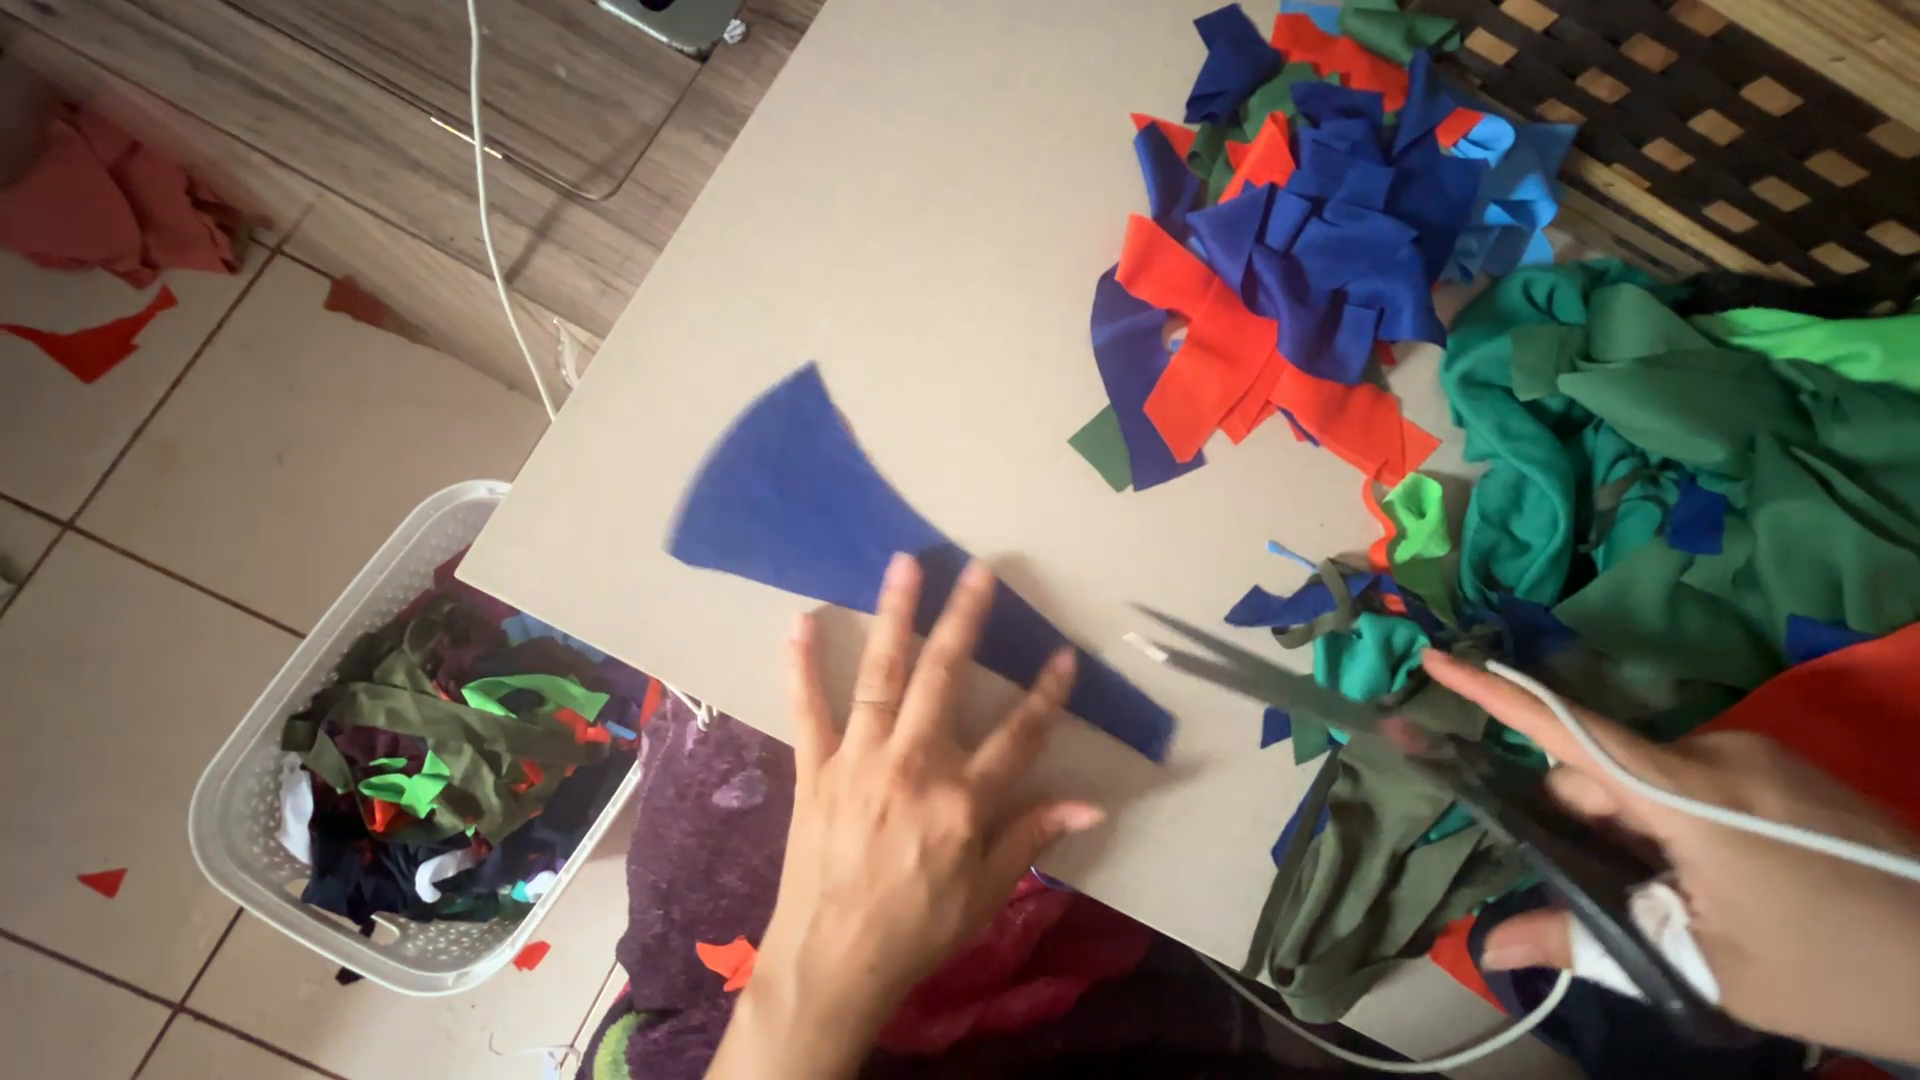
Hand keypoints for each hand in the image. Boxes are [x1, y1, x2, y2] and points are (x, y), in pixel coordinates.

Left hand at [707, 554, 1103, 1078]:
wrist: (831, 962)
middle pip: (944, 677)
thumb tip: (1093, 805)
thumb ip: (1033, 836)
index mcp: (961, 799)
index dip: (1046, 693)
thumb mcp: (986, 892)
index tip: (1063, 653)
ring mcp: (859, 759)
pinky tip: (802, 620)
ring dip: (895, 615)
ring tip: (905, 565)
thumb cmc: (918, 928)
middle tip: (979, 570)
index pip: (1018, 735)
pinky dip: (803, 664)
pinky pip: (807, 708)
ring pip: (881, 674)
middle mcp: (912, 764)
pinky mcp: (815, 767)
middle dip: (965, 619)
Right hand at [1423, 650, 1919, 1061]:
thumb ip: (1587, 945)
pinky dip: (1673, 819)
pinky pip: (1688, 779)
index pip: (1564, 729)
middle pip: (1600, 769)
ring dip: (1632, 825)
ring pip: (1643, 778)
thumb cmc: (1841, 969)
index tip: (1433, 658)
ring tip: (1687, 895)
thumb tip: (1490, 947)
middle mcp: (1713, 752)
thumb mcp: (1706, 969)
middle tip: (1626, 890)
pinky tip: (1724, 877)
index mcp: (1686, 793)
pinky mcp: (1781, 768)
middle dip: (1586, 819)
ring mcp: (1753, 756)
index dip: (1492, 692)